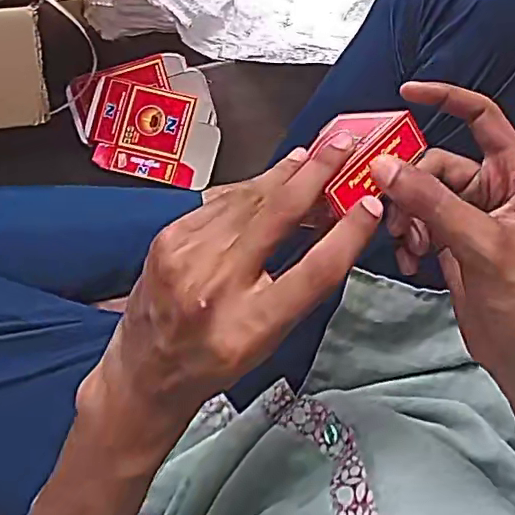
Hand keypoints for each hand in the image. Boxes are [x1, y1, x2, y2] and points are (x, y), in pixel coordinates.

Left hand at [78, 136, 383, 442]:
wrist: (144, 368)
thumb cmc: (212, 359)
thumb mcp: (267, 339)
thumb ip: (300, 284)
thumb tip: (331, 225)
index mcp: (250, 327)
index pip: (313, 272)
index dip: (348, 234)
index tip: (370, 204)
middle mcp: (216, 287)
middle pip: (278, 215)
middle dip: (316, 173)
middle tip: (342, 146)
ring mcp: (188, 256)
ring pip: (250, 198)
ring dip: (287, 173)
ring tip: (313, 156)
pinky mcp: (171, 235)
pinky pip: (223, 200)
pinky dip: (253, 187)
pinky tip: (272, 178)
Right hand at [372, 82, 514, 383]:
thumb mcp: (481, 244)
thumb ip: (433, 203)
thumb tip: (387, 167)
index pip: (482, 117)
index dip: (447, 98)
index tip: (410, 92)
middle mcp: (491, 189)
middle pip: (437, 162)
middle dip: (411, 182)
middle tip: (394, 207)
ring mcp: (469, 215)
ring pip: (422, 192)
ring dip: (407, 213)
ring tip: (409, 242)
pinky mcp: (452, 239)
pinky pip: (419, 220)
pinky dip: (409, 234)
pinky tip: (411, 256)